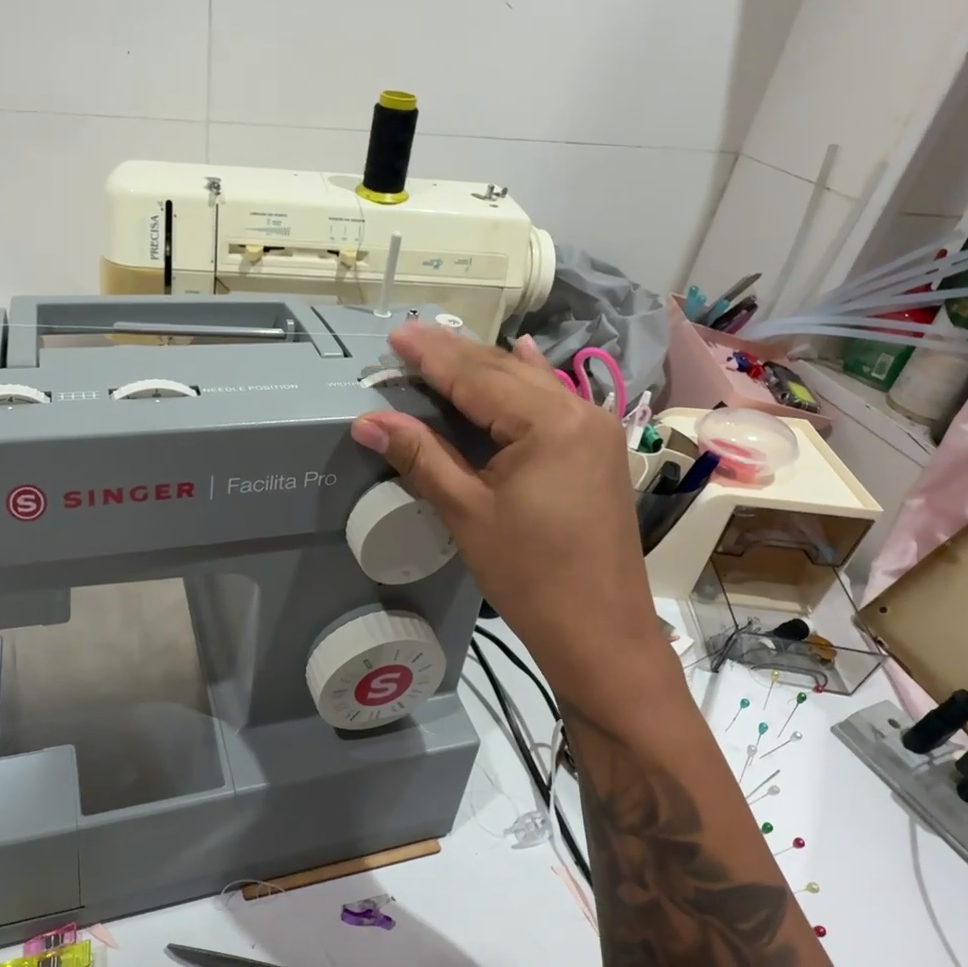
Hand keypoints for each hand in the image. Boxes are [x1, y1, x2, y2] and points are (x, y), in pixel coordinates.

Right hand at [349, 326, 666, 690]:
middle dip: (455, 354)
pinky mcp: (598, 451)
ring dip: (485, 366)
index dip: (432, 356)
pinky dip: (526, 380)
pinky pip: (554, 400)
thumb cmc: (530, 576)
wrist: (601, 633)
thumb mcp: (467, 512)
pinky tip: (523, 351)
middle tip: (408, 336)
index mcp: (548, 422)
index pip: (477, 376)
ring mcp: (595, 430)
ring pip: (529, 383)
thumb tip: (366, 419)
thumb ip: (420, 455)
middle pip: (504, 372)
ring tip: (444, 345)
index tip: (394, 334)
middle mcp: (578, 411)